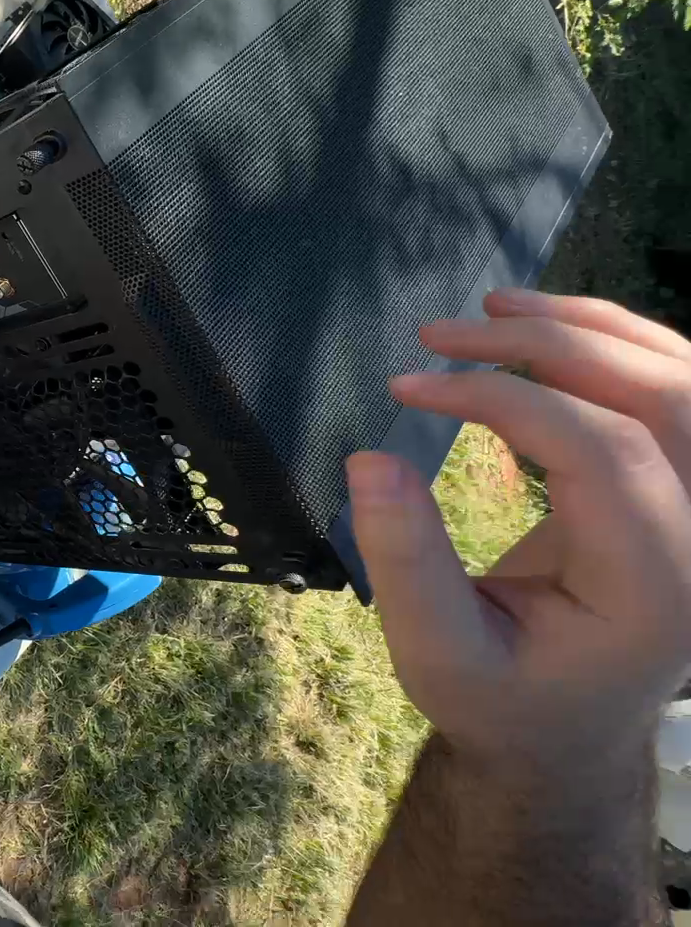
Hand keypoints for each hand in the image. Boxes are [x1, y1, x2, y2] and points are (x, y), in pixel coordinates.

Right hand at [347, 288, 690, 768]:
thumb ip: (403, 559)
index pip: (605, 454)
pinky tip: (546, 329)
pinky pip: (681, 395)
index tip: (402, 388)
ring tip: (493, 306)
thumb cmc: (493, 691)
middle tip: (438, 332)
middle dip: (549, 345)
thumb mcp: (430, 646)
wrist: (563, 723)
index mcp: (658, 586)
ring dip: (592, 330)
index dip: (501, 401)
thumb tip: (369, 459)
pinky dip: (617, 346)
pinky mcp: (690, 495)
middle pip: (671, 400)